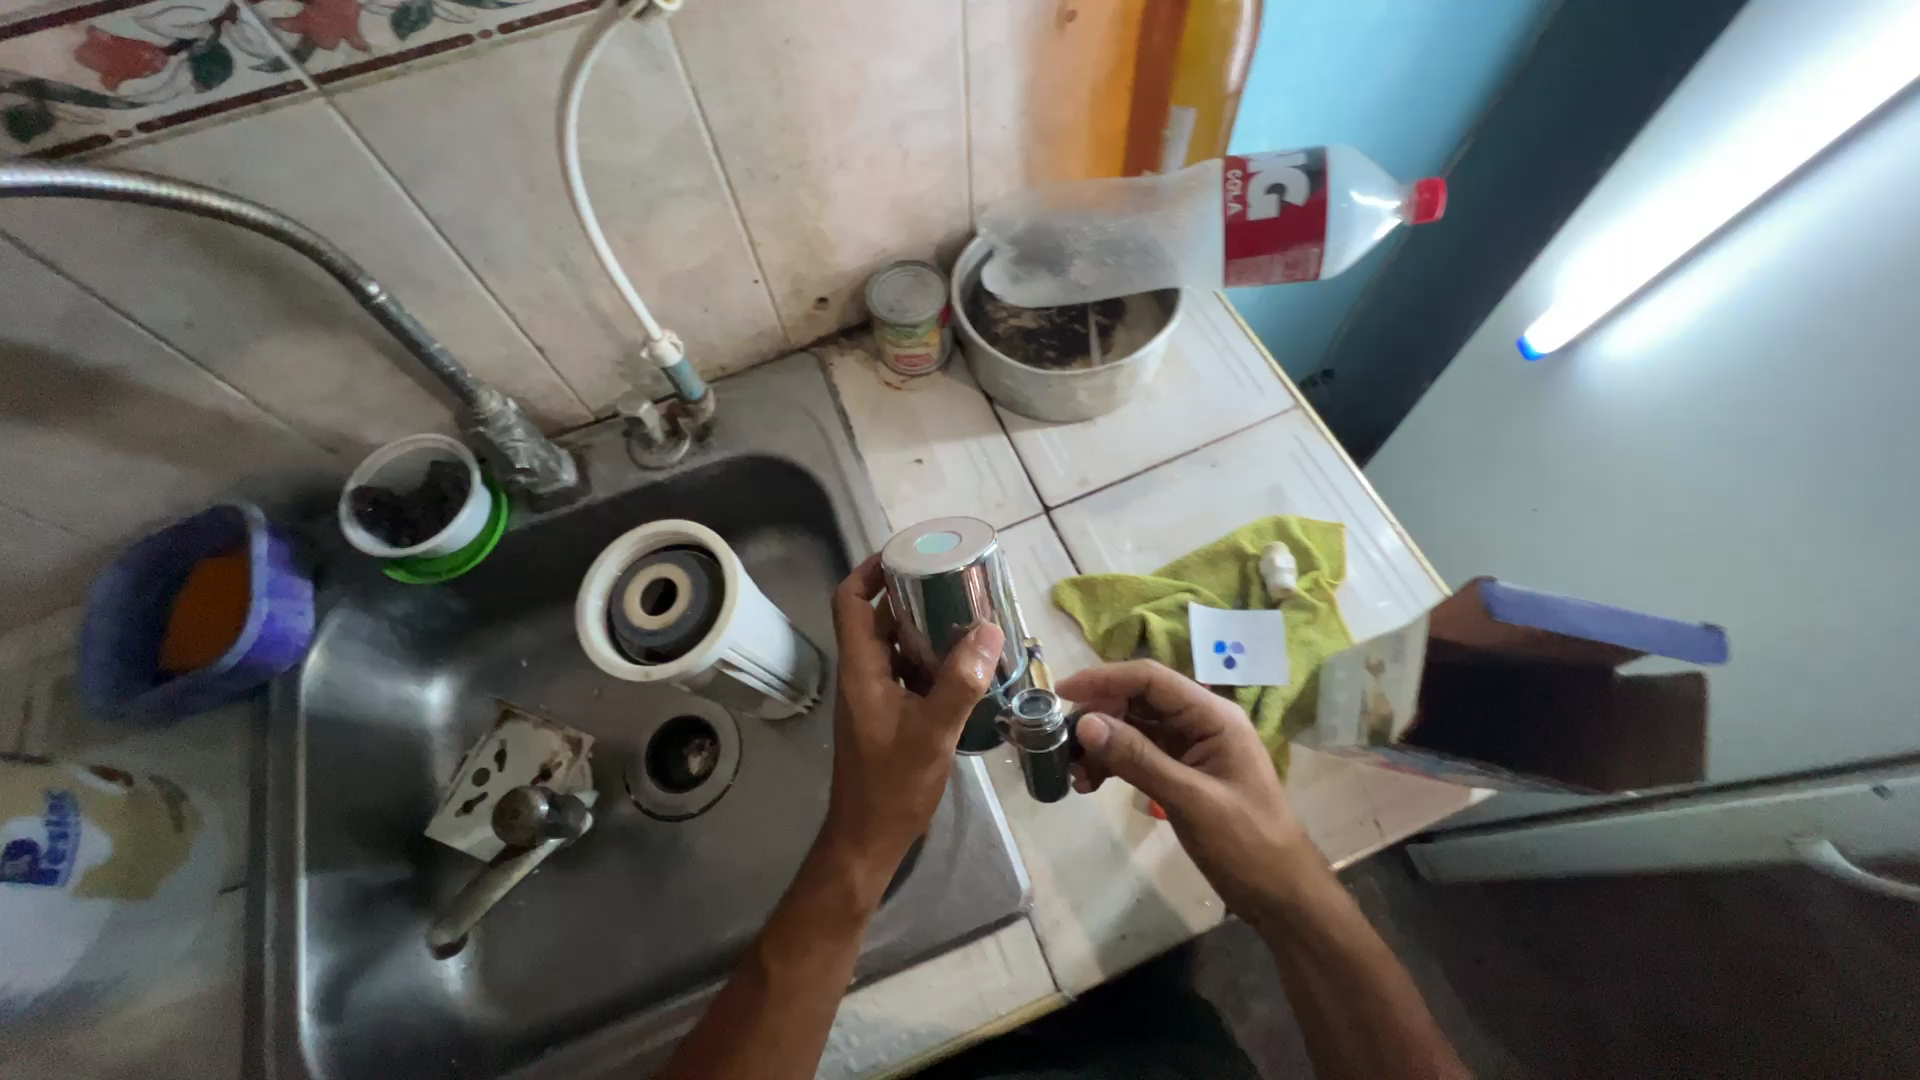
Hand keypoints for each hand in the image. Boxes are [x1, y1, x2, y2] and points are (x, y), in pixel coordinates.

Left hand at [821, 555, 1004, 895]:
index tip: (909, 553)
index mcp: (861, 669)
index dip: (871, 569)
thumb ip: (960, 683)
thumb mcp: (932, 733)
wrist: (868, 841)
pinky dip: (934, 662)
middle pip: (879, 618)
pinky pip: (910, 673)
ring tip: (971, 619)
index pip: (849, 600)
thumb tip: (989, 630)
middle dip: (914, 596)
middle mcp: (864, 674)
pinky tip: (969, 667)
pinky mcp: (891, 715)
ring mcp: (876, 696)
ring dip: (928, 630)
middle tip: (957, 584)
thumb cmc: (892, 787)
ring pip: (897, 646)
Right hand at [1059, 660, 1320, 921]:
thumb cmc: (1248, 845)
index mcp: (1213, 716)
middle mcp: (1200, 722)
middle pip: (1137, 699)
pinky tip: (1090, 784)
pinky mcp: (1180, 772)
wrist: (1282, 897)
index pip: (1151, 679)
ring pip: (1133, 727)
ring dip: (1100, 744)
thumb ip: (1138, 758)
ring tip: (1074, 773)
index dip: (1104, 679)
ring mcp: (1190, 747)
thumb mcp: (1191, 801)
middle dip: (1098, 715)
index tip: (1062, 692)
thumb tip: (1085, 723)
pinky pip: (1137, 754)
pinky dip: (1111, 764)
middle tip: (1063, 743)